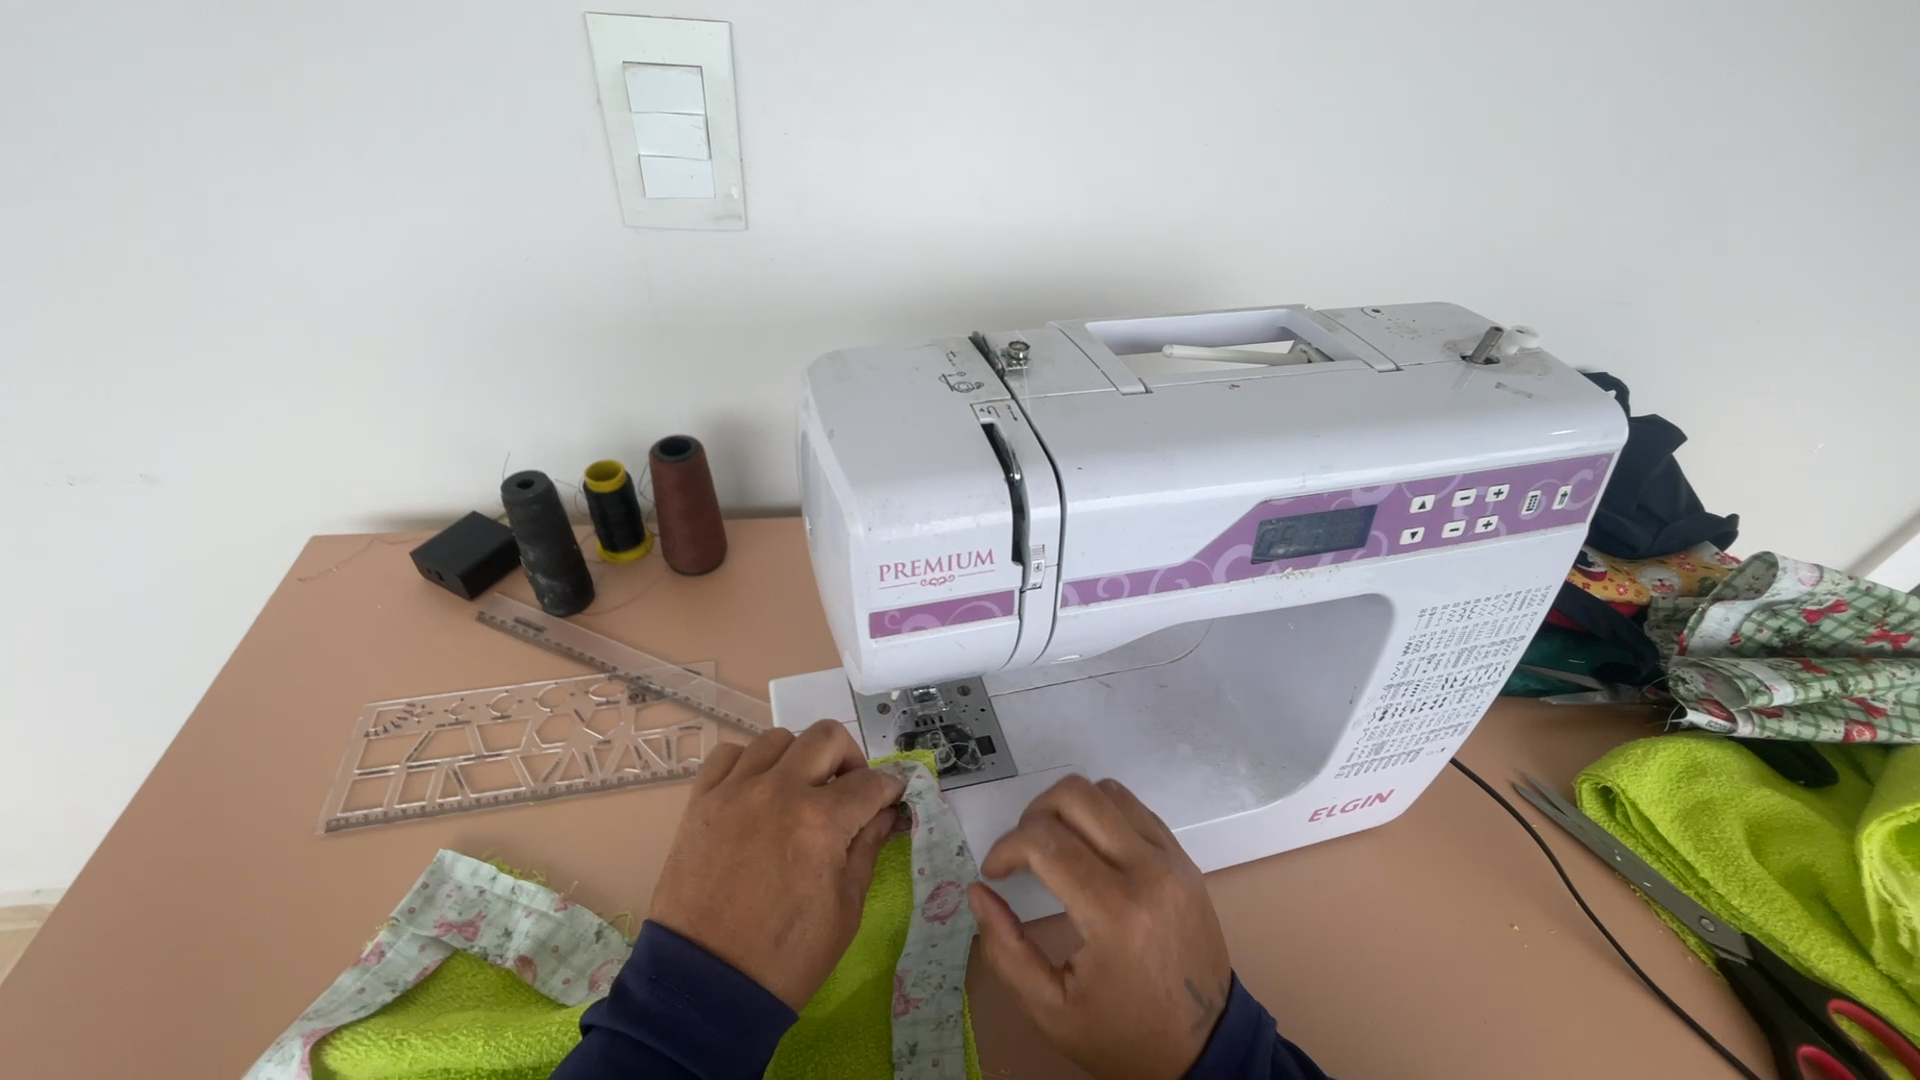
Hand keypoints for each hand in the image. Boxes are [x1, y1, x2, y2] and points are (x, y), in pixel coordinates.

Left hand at [649, 720, 904, 1010]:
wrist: (704, 987)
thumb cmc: (786, 957)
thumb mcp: (845, 909)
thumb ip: (867, 848)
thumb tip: (883, 813)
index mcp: (821, 822)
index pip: (871, 783)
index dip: (890, 788)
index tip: (891, 798)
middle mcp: (779, 792)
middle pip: (827, 737)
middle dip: (850, 758)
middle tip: (850, 789)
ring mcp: (735, 792)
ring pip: (777, 738)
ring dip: (800, 758)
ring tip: (801, 790)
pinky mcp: (700, 803)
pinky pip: (729, 755)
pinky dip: (749, 762)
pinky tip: (758, 789)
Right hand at [968, 776, 1232, 1079]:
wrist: (1206, 1048)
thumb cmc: (1124, 1034)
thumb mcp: (1051, 1008)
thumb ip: (1004, 949)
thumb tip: (978, 891)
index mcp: (1113, 913)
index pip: (1044, 841)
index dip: (1006, 847)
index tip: (994, 872)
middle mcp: (1146, 872)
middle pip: (1074, 796)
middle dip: (1033, 815)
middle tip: (1022, 853)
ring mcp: (1171, 859)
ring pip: (1105, 790)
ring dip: (1068, 808)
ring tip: (1054, 846)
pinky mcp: (1182, 857)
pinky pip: (1133, 807)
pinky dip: (1101, 813)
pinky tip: (1089, 848)